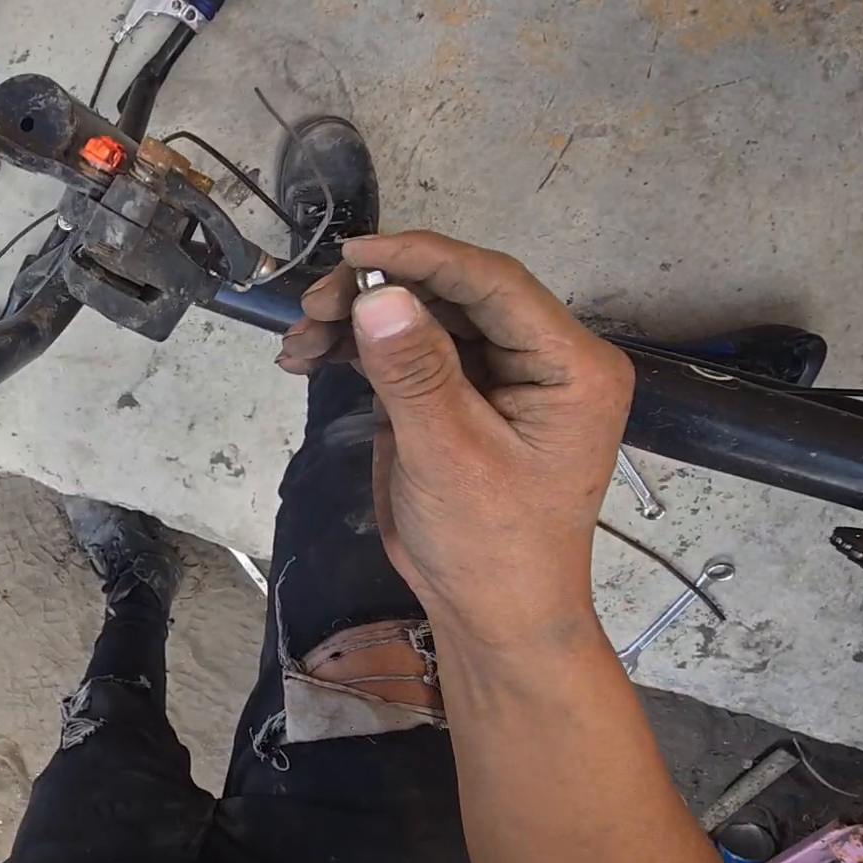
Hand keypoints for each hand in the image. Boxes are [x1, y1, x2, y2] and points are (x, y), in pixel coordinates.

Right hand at [277, 232, 634, 644]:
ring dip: (351, 322)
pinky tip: (306, 359)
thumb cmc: (489, 541)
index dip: (422, 257)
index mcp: (565, 364)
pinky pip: (395, 354)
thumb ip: (415, 374)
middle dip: (374, 294)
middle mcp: (530, 357)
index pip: (492, 284)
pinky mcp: (444, 396)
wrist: (484, 606)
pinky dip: (349, 350)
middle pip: (446, 294)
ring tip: (298, 343)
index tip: (352, 255)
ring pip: (413, 320)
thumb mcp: (449, 456)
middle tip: (311, 308)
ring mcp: (484, 375)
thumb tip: (376, 297)